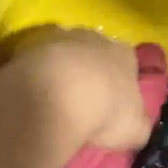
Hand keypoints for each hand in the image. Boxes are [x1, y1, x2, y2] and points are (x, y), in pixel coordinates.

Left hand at [0, 28, 154, 154]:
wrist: (55, 95)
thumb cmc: (104, 111)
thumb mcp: (135, 130)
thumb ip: (138, 124)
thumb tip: (135, 126)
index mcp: (125, 53)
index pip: (129, 63)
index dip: (122, 82)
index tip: (113, 104)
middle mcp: (95, 37)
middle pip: (96, 54)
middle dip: (91, 73)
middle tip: (84, 102)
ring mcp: (60, 38)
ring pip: (65, 54)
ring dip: (62, 72)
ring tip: (55, 101)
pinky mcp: (29, 46)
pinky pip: (38, 63)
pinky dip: (38, 76)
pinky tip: (34, 96)